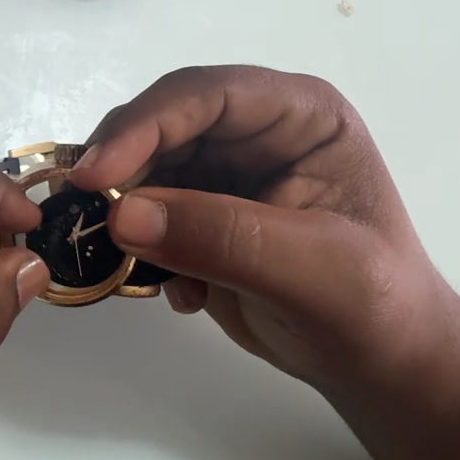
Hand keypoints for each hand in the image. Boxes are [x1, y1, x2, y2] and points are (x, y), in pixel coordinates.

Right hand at [70, 66, 459, 393]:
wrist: (376, 363)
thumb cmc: (371, 308)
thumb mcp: (312, 272)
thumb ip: (222, 237)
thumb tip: (120, 215)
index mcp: (296, 115)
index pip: (204, 96)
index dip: (142, 127)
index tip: (93, 177)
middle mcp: (250, 130)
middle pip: (157, 125)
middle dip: (117, 169)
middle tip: (83, 215)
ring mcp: (218, 169)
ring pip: (135, 167)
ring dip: (120, 214)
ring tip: (128, 263)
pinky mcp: (192, 209)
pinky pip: (135, 209)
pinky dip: (133, 245)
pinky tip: (173, 290)